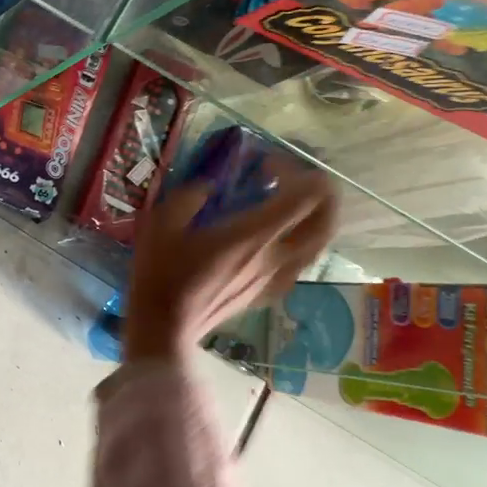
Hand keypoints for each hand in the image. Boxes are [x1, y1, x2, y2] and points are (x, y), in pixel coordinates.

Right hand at [123, 165, 338, 362]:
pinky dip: (298, 240)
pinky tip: (274, 239)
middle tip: (296, 177)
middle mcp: (276, 255)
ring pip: (319, 242)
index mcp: (253, 235)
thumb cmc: (160, 273)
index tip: (265, 162)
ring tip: (289, 204)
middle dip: (321, 192)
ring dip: (314, 216)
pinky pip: (300, 261)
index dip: (294, 171)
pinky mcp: (269, 292)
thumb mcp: (160, 224)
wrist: (165, 324)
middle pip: (326, 219)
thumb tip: (208, 187)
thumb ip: (188, 198)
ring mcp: (277, 276)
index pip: (302, 196)